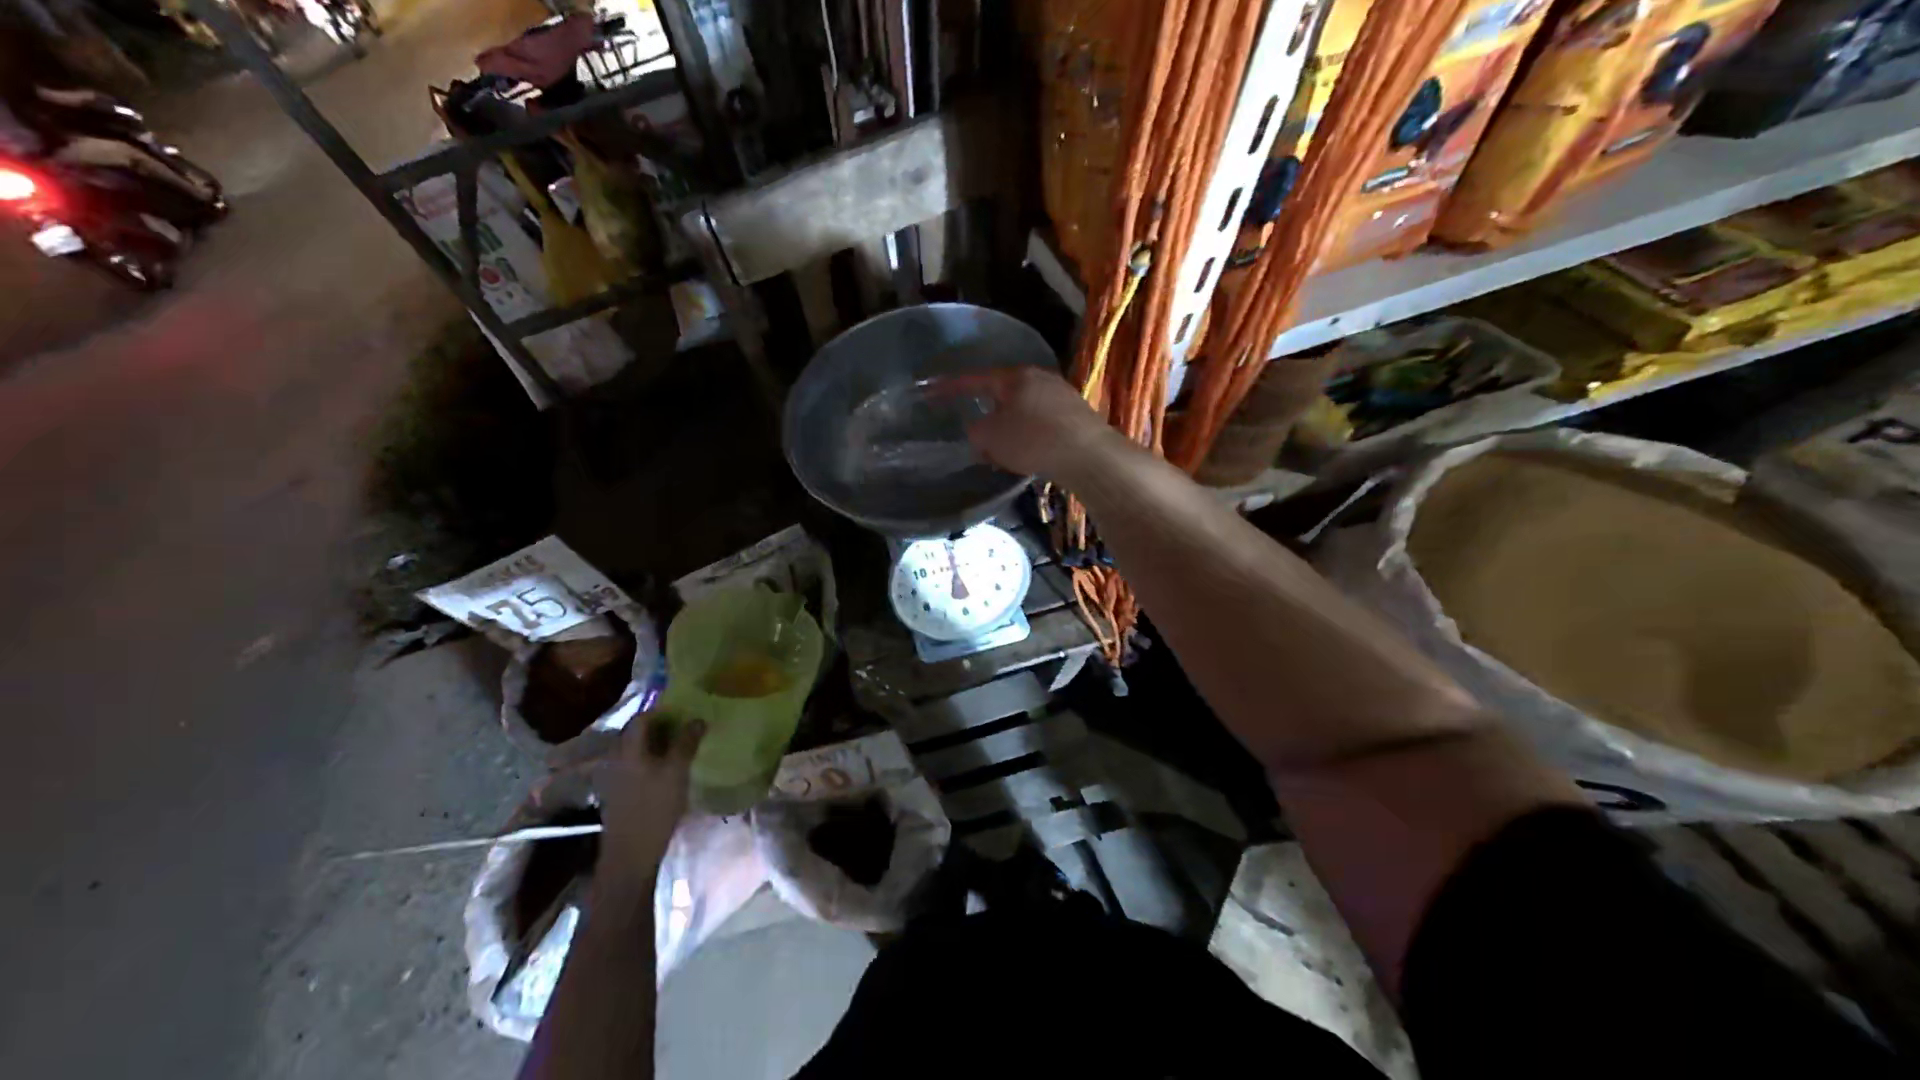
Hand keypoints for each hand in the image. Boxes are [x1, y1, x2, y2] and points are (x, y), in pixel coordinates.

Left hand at [593, 712, 703, 893]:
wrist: (630, 853)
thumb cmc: (655, 808)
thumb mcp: (677, 772)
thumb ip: (686, 743)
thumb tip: (697, 719)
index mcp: (629, 749)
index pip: (642, 718)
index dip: (662, 711)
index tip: (684, 712)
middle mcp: (617, 758)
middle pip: (637, 734)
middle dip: (661, 728)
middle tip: (686, 729)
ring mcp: (615, 777)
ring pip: (636, 751)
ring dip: (656, 746)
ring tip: (680, 750)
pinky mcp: (618, 794)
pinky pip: (634, 767)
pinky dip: (650, 762)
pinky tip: (666, 772)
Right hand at [963, 366, 1117, 478]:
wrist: (1089, 456)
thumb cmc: (1033, 440)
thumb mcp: (990, 437)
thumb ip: (975, 430)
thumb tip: (978, 429)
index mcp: (1014, 376)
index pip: (974, 378)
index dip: (950, 386)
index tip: (931, 391)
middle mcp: (1040, 377)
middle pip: (1002, 392)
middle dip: (985, 410)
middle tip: (973, 428)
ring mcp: (1062, 395)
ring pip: (1023, 409)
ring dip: (1008, 426)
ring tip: (1000, 449)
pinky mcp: (1077, 415)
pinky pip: (1041, 422)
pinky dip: (1028, 434)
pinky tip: (1027, 453)